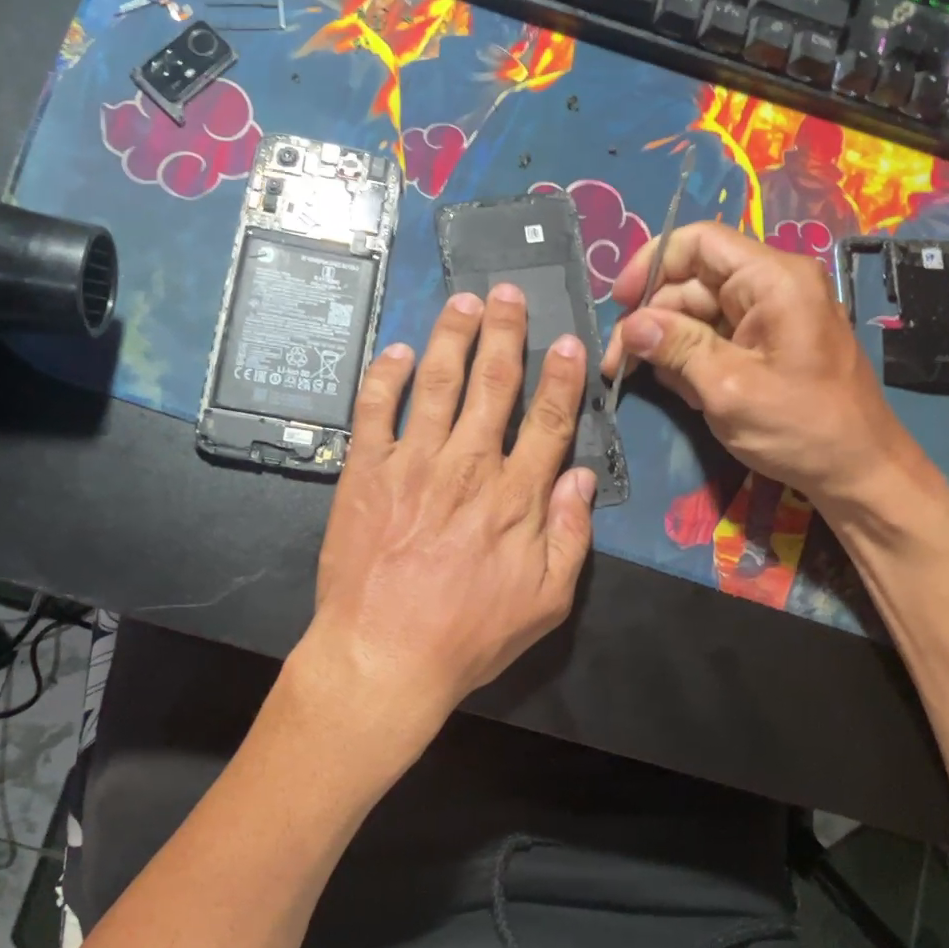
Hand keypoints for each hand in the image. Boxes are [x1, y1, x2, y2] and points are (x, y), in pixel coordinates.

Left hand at [297, 286, 596, 756]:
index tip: (569, 342)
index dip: (563, 377)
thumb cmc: (469, 636)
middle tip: (508, 293)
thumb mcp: (546, 602)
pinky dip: (386, 376)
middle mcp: (468, 466)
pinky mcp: (365, 472)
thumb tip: (583, 480)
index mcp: (517, 496)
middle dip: (505, 332)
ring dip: (452, 336)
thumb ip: (570, 536)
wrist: (383, 654)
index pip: (550, 420)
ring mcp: (413, 463)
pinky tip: (397, 351)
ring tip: (462, 301)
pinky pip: (376, 411)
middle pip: (494, 384)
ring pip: (438, 383)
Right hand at [600, 221, 920, 510]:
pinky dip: (691, 361)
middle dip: (651, 319)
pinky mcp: (765, 345)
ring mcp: (769, 317)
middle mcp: (771, 287)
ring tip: (657, 384)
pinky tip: (688, 394)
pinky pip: (714, 338)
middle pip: (692, 282)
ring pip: (697, 313)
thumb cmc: (800, 428)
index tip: (620, 305)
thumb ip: (677, 348)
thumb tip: (630, 325)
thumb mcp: (728, 388)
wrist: (858, 473)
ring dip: (668, 346)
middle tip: (617, 364)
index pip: (700, 242)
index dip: (652, 264)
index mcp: (773, 280)